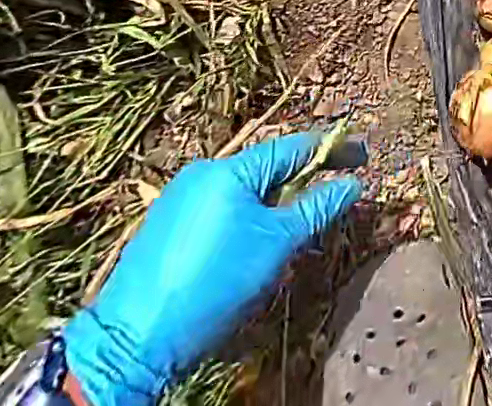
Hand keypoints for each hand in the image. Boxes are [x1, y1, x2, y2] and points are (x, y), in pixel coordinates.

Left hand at [63, 131, 363, 405]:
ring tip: (306, 215)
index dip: (333, 150)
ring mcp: (181, 199)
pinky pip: (225, 205)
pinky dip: (254, 212)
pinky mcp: (169, 225)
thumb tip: (353, 183)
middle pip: (271, 165)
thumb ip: (318, 206)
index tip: (363, 154)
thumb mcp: (278, 243)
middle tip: (340, 186)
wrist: (128, 344)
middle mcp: (203, 174)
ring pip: (248, 187)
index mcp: (229, 170)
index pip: (294, 147)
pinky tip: (265, 235)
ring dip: (281, 197)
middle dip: (307, 176)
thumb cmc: (213, 284)